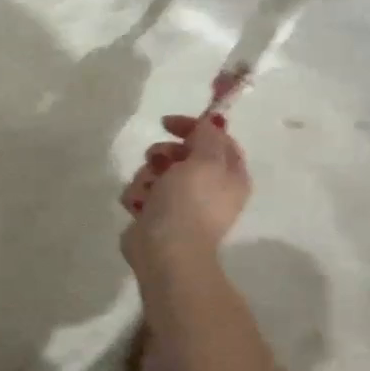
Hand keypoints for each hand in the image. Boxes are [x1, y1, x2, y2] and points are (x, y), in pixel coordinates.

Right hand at [119, 113, 249, 265]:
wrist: (165, 250)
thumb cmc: (189, 203)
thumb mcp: (205, 161)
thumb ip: (208, 136)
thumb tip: (214, 120)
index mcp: (230, 176)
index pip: (216, 139)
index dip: (193, 126)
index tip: (165, 123)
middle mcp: (209, 188)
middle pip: (182, 155)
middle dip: (164, 155)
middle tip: (156, 160)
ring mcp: (181, 203)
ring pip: (156, 172)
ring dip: (146, 177)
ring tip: (148, 192)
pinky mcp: (157, 216)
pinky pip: (142, 193)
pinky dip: (138, 197)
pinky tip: (140, 207)